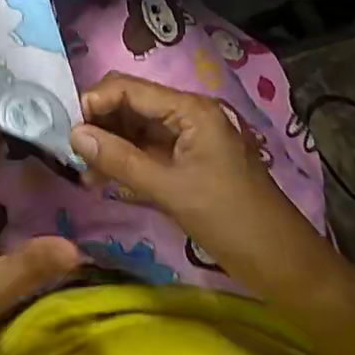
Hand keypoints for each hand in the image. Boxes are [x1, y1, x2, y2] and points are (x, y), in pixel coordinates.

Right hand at [69, 72, 303, 257]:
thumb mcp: (170, 190)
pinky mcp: (187, 161)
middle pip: (129, 104)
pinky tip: (104, 181)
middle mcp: (186, 113)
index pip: (128, 88)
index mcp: (189, 108)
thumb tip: (73, 134)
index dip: (94, 103)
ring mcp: (187, 137)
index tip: (68, 132)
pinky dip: (124, 162)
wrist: (287, 266)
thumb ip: (120, 160)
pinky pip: (145, 150)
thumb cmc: (232, 221)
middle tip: (73, 156)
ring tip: (85, 175)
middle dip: (98, 125)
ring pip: (134, 128)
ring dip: (108, 146)